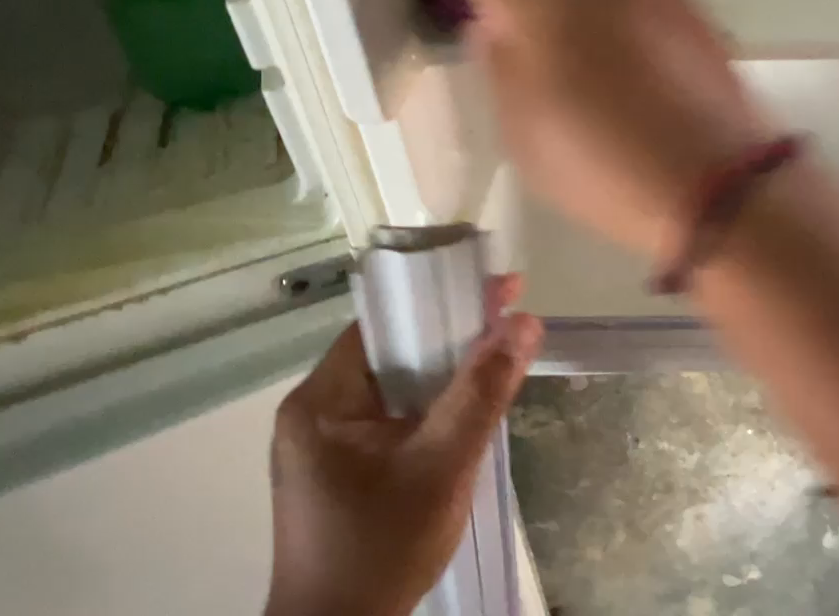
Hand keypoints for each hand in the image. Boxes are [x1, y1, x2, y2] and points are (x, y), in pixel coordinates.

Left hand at [265, 276, 542, 615]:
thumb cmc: (382, 548)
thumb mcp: (442, 465)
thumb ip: (482, 391)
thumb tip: (526, 321)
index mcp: (320, 400)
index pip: (386, 323)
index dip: (444, 300)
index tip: (500, 290)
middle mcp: (313, 411)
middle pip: (393, 351)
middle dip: (453, 336)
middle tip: (510, 324)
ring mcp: (323, 442)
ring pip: (396, 384)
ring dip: (445, 372)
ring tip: (498, 359)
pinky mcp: (338, 468)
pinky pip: (392, 415)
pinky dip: (430, 404)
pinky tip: (466, 410)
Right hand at [464, 0, 775, 260]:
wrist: (713, 184)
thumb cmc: (604, 171)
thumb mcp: (523, 135)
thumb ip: (499, 67)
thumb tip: (491, 26)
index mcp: (543, 7)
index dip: (477, 3)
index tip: (482, 29)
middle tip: (521, 25)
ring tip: (571, 28)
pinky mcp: (688, 2)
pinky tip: (618, 35)